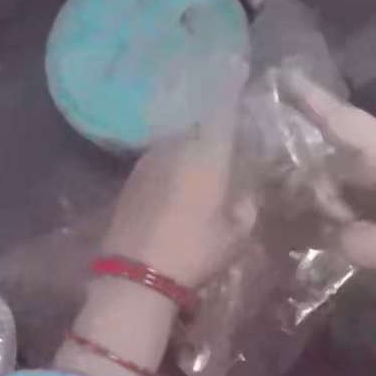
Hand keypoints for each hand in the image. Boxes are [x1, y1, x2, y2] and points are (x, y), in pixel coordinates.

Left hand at [100, 106, 254, 290]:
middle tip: (224, 145)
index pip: (222, 112)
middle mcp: (176, 146)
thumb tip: (242, 192)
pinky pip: (156, 160)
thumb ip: (246, 204)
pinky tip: (173, 184)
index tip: (243, 103)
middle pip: (196, 125)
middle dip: (210, 131)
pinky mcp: (130, 177)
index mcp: (207, 152)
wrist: (137, 272)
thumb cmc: (196, 250)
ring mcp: (148, 160)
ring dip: (186, 149)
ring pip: (174, 142)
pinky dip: (167, 165)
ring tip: (199, 167)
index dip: (232, 104)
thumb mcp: (237, 233)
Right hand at [290, 76, 375, 296]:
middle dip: (303, 167)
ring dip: (317, 194)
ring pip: (340, 179)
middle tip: (271, 185)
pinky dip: (334, 209)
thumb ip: (351, 241)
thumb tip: (318, 233)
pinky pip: (353, 197)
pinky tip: (314, 225)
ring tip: (287, 212)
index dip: (311, 100)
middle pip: (333, 155)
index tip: (282, 77)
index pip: (345, 122)